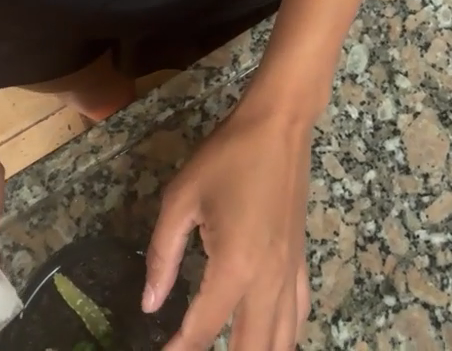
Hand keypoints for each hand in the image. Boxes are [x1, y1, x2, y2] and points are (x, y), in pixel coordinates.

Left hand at [144, 100, 313, 349]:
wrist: (279, 123)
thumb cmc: (228, 155)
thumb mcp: (182, 197)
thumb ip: (163, 255)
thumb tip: (150, 303)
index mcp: (235, 266)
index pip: (203, 331)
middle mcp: (268, 280)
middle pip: (251, 349)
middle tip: (190, 350)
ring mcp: (290, 271)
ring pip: (283, 340)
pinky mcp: (300, 257)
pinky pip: (298, 313)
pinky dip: (284, 335)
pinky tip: (268, 335)